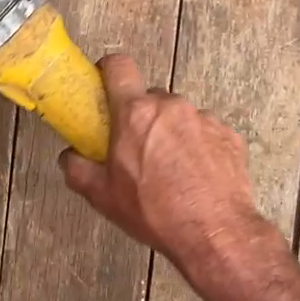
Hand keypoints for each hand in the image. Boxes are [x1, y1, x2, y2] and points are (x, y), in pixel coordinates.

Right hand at [59, 55, 275, 268]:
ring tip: (169, 173)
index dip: (108, 71)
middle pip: (149, 98)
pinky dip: (197, 149)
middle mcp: (171, 107)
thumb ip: (77, 169)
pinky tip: (193, 178)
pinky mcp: (228, 136)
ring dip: (170, 135)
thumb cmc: (157, 214)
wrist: (213, 234)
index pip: (118, 67)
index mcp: (134, 114)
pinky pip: (205, 133)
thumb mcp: (101, 196)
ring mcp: (204, 119)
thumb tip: (70, 158)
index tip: (104, 86)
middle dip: (140, 118)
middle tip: (134, 150)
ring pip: (178, 117)